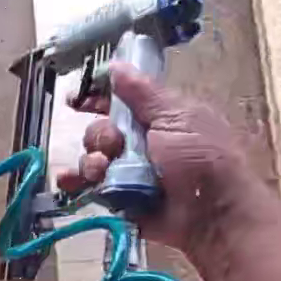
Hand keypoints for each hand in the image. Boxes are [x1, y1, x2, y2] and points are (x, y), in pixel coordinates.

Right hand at [55, 62, 267, 251]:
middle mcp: (138, 143)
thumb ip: (143, 94)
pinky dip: (74, 183)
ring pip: (89, 158)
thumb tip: (116, 65)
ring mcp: (125, 172)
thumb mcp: (177, 117)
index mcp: (157, 118)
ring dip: (90, 162)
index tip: (77, 100)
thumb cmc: (201, 158)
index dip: (96, 99)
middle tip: (115, 147)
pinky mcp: (115, 198)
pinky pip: (84, 187)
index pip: (119, 102)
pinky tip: (70, 182)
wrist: (210, 214)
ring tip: (102, 171)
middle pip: (98, 131)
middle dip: (99, 137)